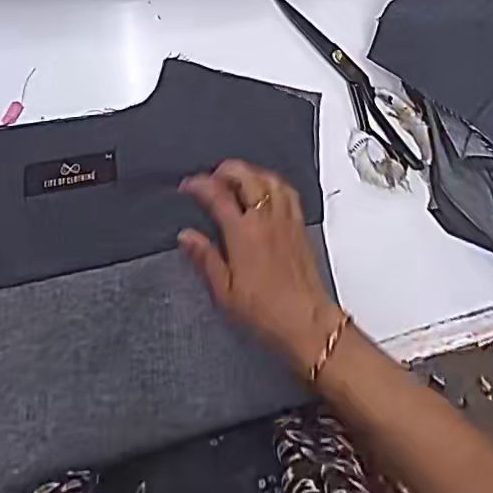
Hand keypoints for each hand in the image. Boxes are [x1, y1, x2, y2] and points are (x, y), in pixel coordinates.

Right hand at [179, 160, 343, 372]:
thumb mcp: (225, 291)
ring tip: (236, 178)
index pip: (216, 194)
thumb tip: (186, 236)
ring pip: (267, 178)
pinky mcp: (299, 224)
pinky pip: (287, 190)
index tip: (188, 186)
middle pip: (244, 175)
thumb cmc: (266, 311)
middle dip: (224, 170)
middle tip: (211, 178)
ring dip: (248, 172)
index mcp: (242, 232)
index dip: (199, 184)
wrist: (306, 322)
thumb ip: (205, 258)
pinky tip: (266, 188)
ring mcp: (285, 218)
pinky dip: (272, 181)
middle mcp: (264, 218)